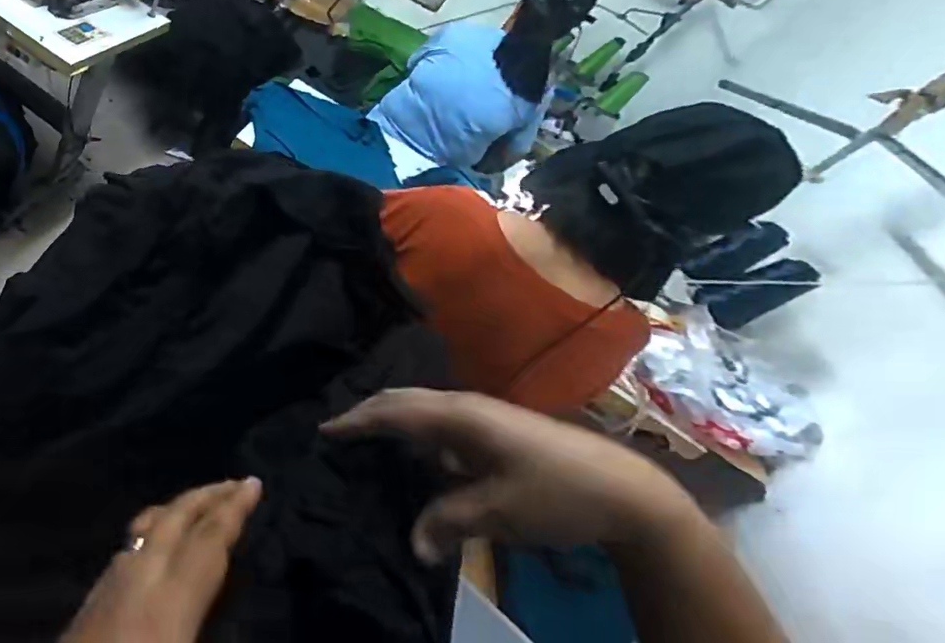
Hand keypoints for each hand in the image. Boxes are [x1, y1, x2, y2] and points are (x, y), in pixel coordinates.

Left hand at [59, 478, 262, 642]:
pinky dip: (154, 531)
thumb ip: (211, 625)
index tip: (254, 483)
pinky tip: (156, 549)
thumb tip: (226, 595)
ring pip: (148, 527)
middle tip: (236, 484)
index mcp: (169, 602)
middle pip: (177, 518)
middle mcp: (139, 580)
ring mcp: (109, 588)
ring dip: (180, 509)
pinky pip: (131, 547)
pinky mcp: (89, 605)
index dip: (234, 508)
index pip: (208, 539)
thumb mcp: (184, 642)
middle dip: (209, 495)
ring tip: (200, 507)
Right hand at [322, 389, 697, 562]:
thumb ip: (448, 522)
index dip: (358, 419)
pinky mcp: (493, 431)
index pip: (395, 410)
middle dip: (370, 412)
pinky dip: (417, 437)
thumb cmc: (554, 491)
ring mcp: (480, 417)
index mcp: (459, 416)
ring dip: (393, 422)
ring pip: (423, 412)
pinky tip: (416, 461)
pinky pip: (440, 427)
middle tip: (337, 432)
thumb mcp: (498, 512)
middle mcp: (464, 406)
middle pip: (405, 401)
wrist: (619, 487)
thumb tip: (412, 543)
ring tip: (366, 443)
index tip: (325, 429)